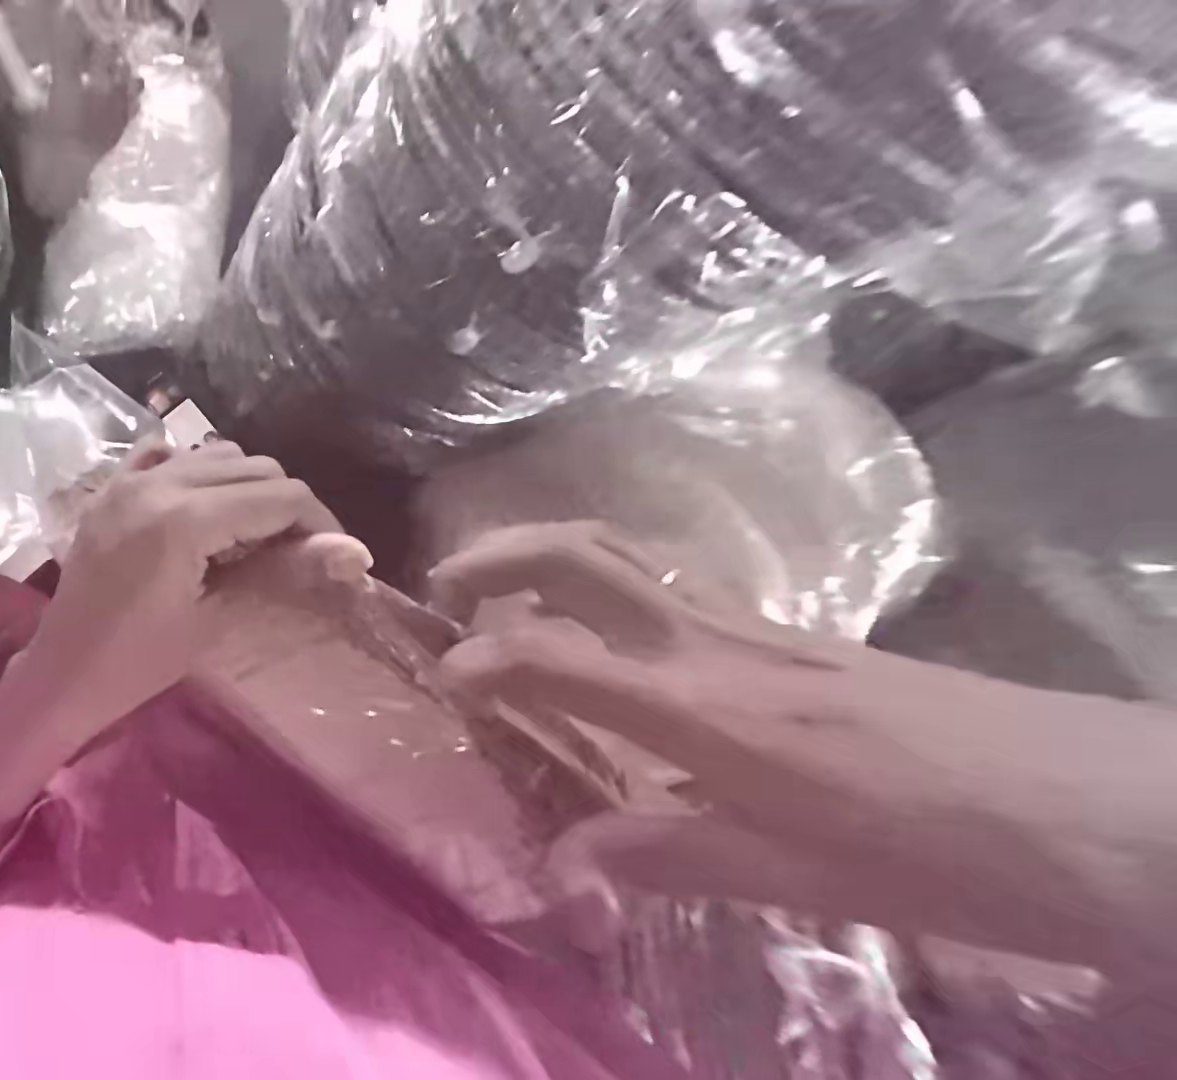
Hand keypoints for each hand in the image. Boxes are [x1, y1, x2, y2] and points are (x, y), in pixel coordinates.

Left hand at [0, 437, 345, 856]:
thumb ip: (285, 574)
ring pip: (216, 454)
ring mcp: (128, 478)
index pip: (281, 496)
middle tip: (293, 553)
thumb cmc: (139, 663)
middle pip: (255, 467)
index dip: (321, 523)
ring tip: (247, 536)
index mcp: (185, 518)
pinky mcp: (111, 486)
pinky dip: (197, 471)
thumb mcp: (219, 619)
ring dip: (246, 487)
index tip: (335, 557)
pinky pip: (167, 454)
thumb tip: (356, 554)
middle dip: (287, 506)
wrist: (62, 675)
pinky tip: (201, 506)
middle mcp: (158, 481)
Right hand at [431, 522, 1176, 977]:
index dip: (486, 661)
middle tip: (442, 589)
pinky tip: (569, 613)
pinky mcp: (761, 619)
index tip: (445, 678)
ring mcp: (736, 619)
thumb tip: (561, 878)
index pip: (560, 659)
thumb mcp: (802, 880)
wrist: (1125, 802)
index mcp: (707, 712)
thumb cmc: (956, 852)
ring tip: (482, 585)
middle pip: (579, 556)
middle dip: (494, 558)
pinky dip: (578, 572)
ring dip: (530, 552)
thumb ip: (664, 859)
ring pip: (610, 549)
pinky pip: (644, 572)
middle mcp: (707, 642)